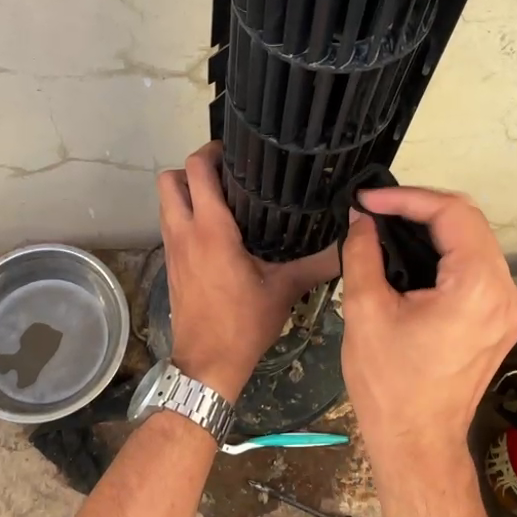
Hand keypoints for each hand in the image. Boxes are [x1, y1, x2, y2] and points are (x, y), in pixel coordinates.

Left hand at [156, 142, 337, 400]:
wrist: (206, 365)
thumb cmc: (243, 324)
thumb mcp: (284, 290)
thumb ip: (317, 263)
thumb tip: (349, 241)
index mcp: (210, 229)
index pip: (198, 170)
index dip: (212, 151)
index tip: (236, 151)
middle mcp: (184, 232)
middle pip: (170, 179)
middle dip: (193, 168)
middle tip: (226, 173)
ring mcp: (172, 248)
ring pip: (167, 202)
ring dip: (186, 192)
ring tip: (224, 197)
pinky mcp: (171, 265)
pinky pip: (171, 224)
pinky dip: (185, 215)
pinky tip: (216, 229)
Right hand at [340, 187, 516, 457]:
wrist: (417, 441)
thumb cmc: (389, 383)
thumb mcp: (365, 311)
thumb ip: (362, 252)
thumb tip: (360, 218)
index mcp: (477, 288)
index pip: (452, 214)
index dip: (407, 198)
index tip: (366, 200)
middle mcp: (506, 292)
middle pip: (470, 222)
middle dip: (421, 207)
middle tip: (375, 208)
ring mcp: (509, 307)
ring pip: (476, 242)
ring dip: (434, 228)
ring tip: (387, 223)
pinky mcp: (501, 319)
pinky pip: (477, 266)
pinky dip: (445, 251)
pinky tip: (411, 252)